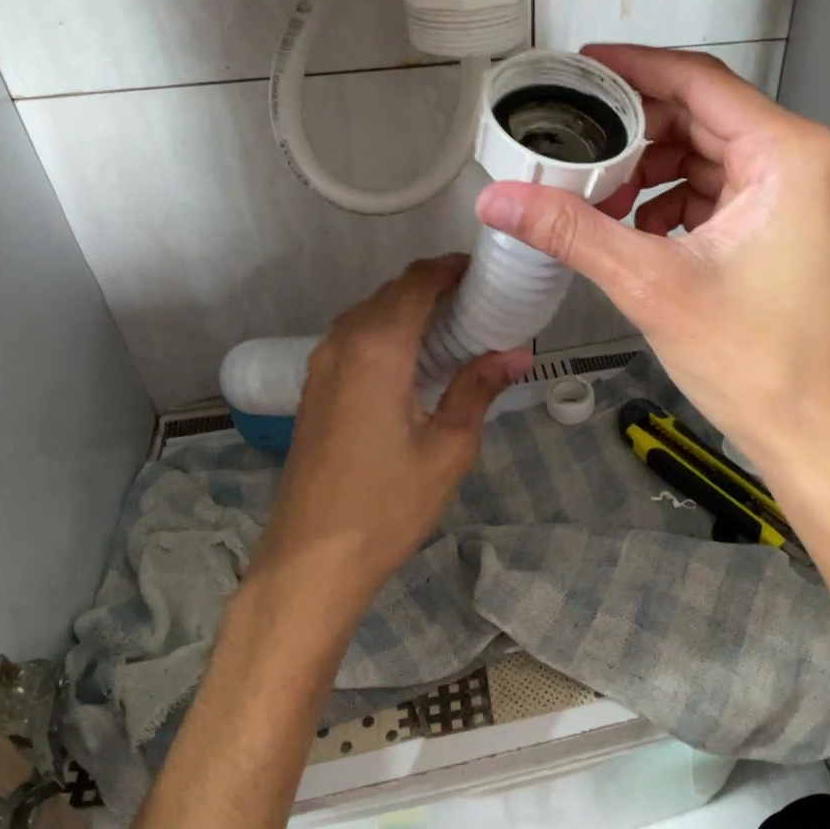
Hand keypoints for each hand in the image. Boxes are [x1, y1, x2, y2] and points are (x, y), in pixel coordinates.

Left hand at [251, 255, 529, 603]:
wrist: (312, 559)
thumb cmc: (388, 504)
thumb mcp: (448, 449)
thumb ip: (478, 390)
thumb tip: (517, 354)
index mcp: (378, 347)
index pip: (418, 282)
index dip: (453, 269)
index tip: (489, 275)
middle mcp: (343, 342)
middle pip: (392, 292)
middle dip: (436, 287)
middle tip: (483, 306)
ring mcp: (321, 365)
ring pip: (370, 313)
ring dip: (409, 310)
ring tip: (456, 331)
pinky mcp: (314, 388)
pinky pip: (354, 338)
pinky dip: (387, 333)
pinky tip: (415, 363)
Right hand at [474, 44, 829, 487]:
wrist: (813, 432)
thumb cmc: (753, 359)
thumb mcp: (653, 286)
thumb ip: (573, 232)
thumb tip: (495, 200)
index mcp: (784, 152)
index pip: (696, 80)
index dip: (630, 68)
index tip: (573, 69)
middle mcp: (795, 159)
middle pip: (696, 115)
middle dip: (630, 131)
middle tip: (567, 144)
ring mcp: (789, 194)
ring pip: (699, 155)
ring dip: (643, 172)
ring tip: (591, 201)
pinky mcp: (776, 227)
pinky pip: (709, 191)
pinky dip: (665, 203)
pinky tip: (627, 232)